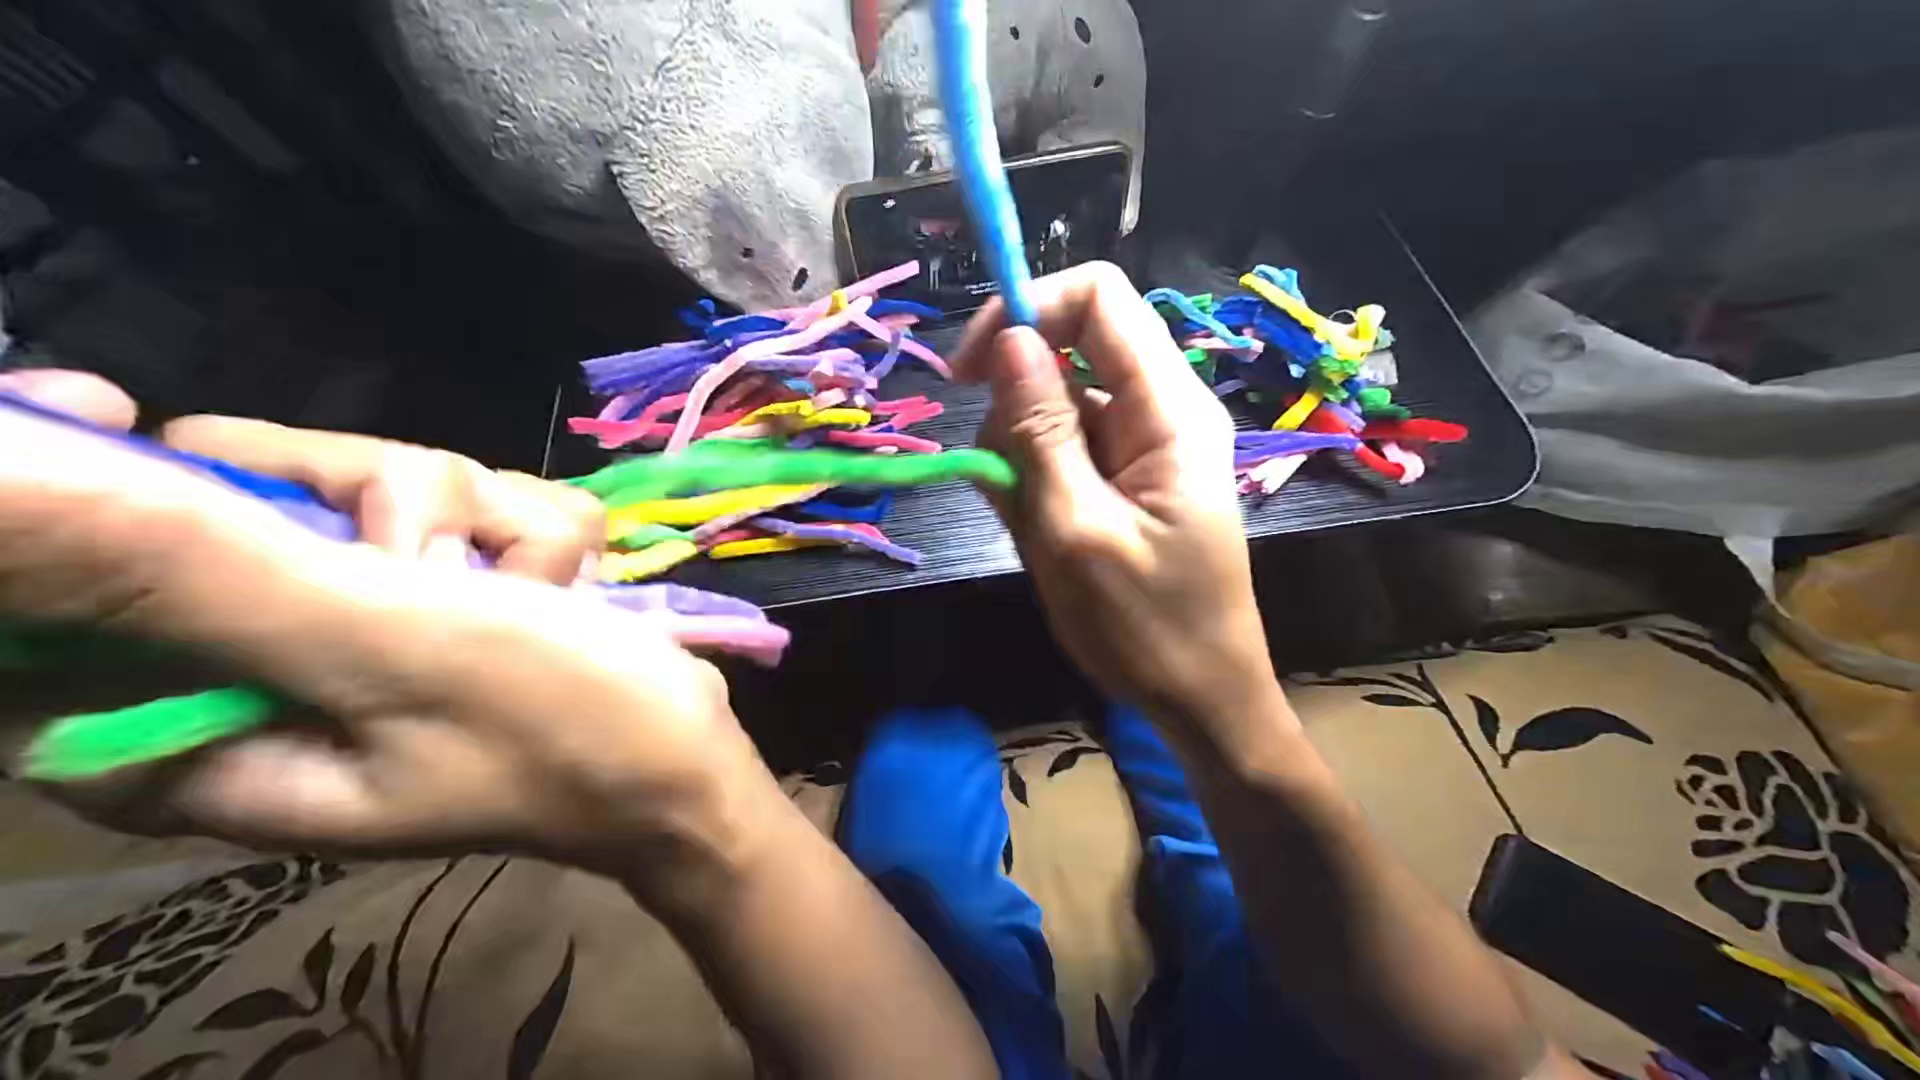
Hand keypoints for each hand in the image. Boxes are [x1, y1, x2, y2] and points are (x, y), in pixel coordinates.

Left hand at [0, 373, 783, 889]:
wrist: (694, 759)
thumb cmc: (562, 722)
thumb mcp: (395, 646)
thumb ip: (199, 573)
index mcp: (209, 718)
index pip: (66, 593)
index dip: (96, 496)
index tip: (128, 414)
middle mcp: (296, 665)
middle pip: (274, 503)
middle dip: (387, 503)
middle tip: (456, 557)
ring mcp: (406, 623)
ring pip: (406, 490)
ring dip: (491, 519)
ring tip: (550, 585)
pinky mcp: (483, 598)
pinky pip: (489, 510)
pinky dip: (539, 534)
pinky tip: (571, 580)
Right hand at [953, 263, 1287, 741]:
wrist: (1200, 698)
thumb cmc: (1146, 627)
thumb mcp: (1076, 531)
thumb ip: (1040, 431)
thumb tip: (1007, 337)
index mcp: (1168, 409)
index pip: (1098, 298)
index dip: (1026, 310)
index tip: (966, 371)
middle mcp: (1160, 410)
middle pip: (1070, 351)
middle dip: (1015, 403)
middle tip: (1004, 481)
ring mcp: (1142, 445)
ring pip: (1056, 405)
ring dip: (1020, 452)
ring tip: (1028, 524)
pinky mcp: (1124, 478)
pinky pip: (1064, 449)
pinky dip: (1034, 479)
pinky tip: (1038, 530)